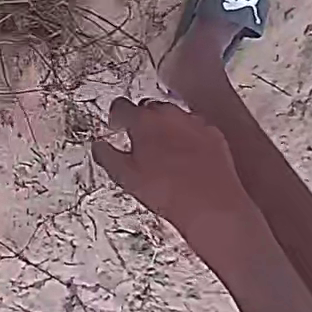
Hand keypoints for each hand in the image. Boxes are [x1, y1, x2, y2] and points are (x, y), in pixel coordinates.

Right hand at [91, 98, 254, 247]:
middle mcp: (167, 114)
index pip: (121, 106)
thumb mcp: (125, 176)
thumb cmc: (166, 191)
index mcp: (142, 121)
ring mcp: (192, 121)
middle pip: (148, 108)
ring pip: (173, 116)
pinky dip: (190, 136)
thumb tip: (98, 146)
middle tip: (140, 142)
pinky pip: (196, 127)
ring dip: (166, 127)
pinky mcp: (212, 132)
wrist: (210, 205)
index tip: (116, 126)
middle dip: (142, 121)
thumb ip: (107, 156)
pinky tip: (188, 157)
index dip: (116, 116)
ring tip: (165, 152)